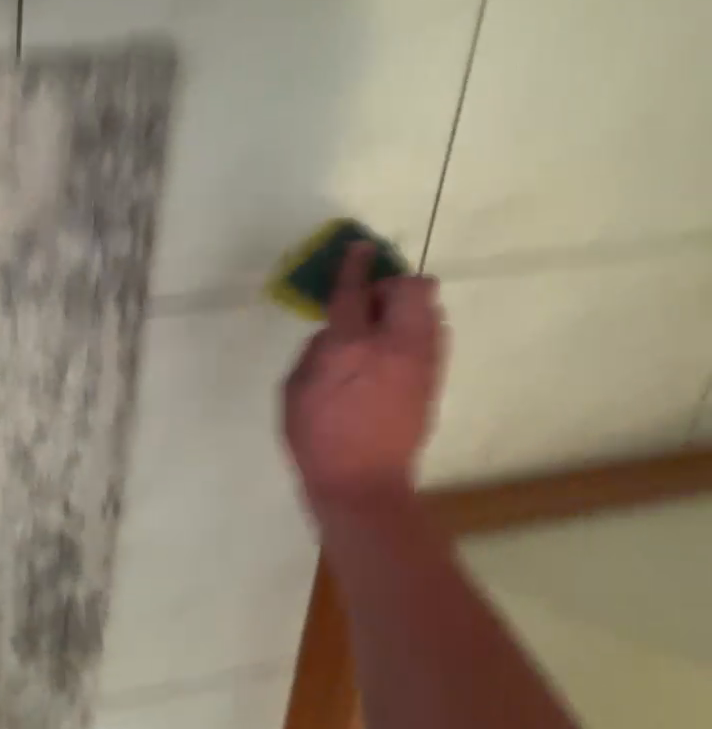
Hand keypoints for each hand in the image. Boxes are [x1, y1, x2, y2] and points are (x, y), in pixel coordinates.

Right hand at [283, 242, 446, 512]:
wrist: (362, 480)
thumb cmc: (314, 438)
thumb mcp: (294, 391)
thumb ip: (315, 354)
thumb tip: (335, 335)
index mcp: (349, 347)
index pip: (354, 293)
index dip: (354, 266)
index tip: (358, 249)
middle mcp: (394, 344)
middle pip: (412, 288)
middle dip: (390, 286)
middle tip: (367, 304)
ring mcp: (422, 359)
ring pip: (428, 309)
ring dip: (403, 309)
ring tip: (377, 332)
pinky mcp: (434, 376)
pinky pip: (429, 335)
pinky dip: (410, 332)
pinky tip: (387, 357)